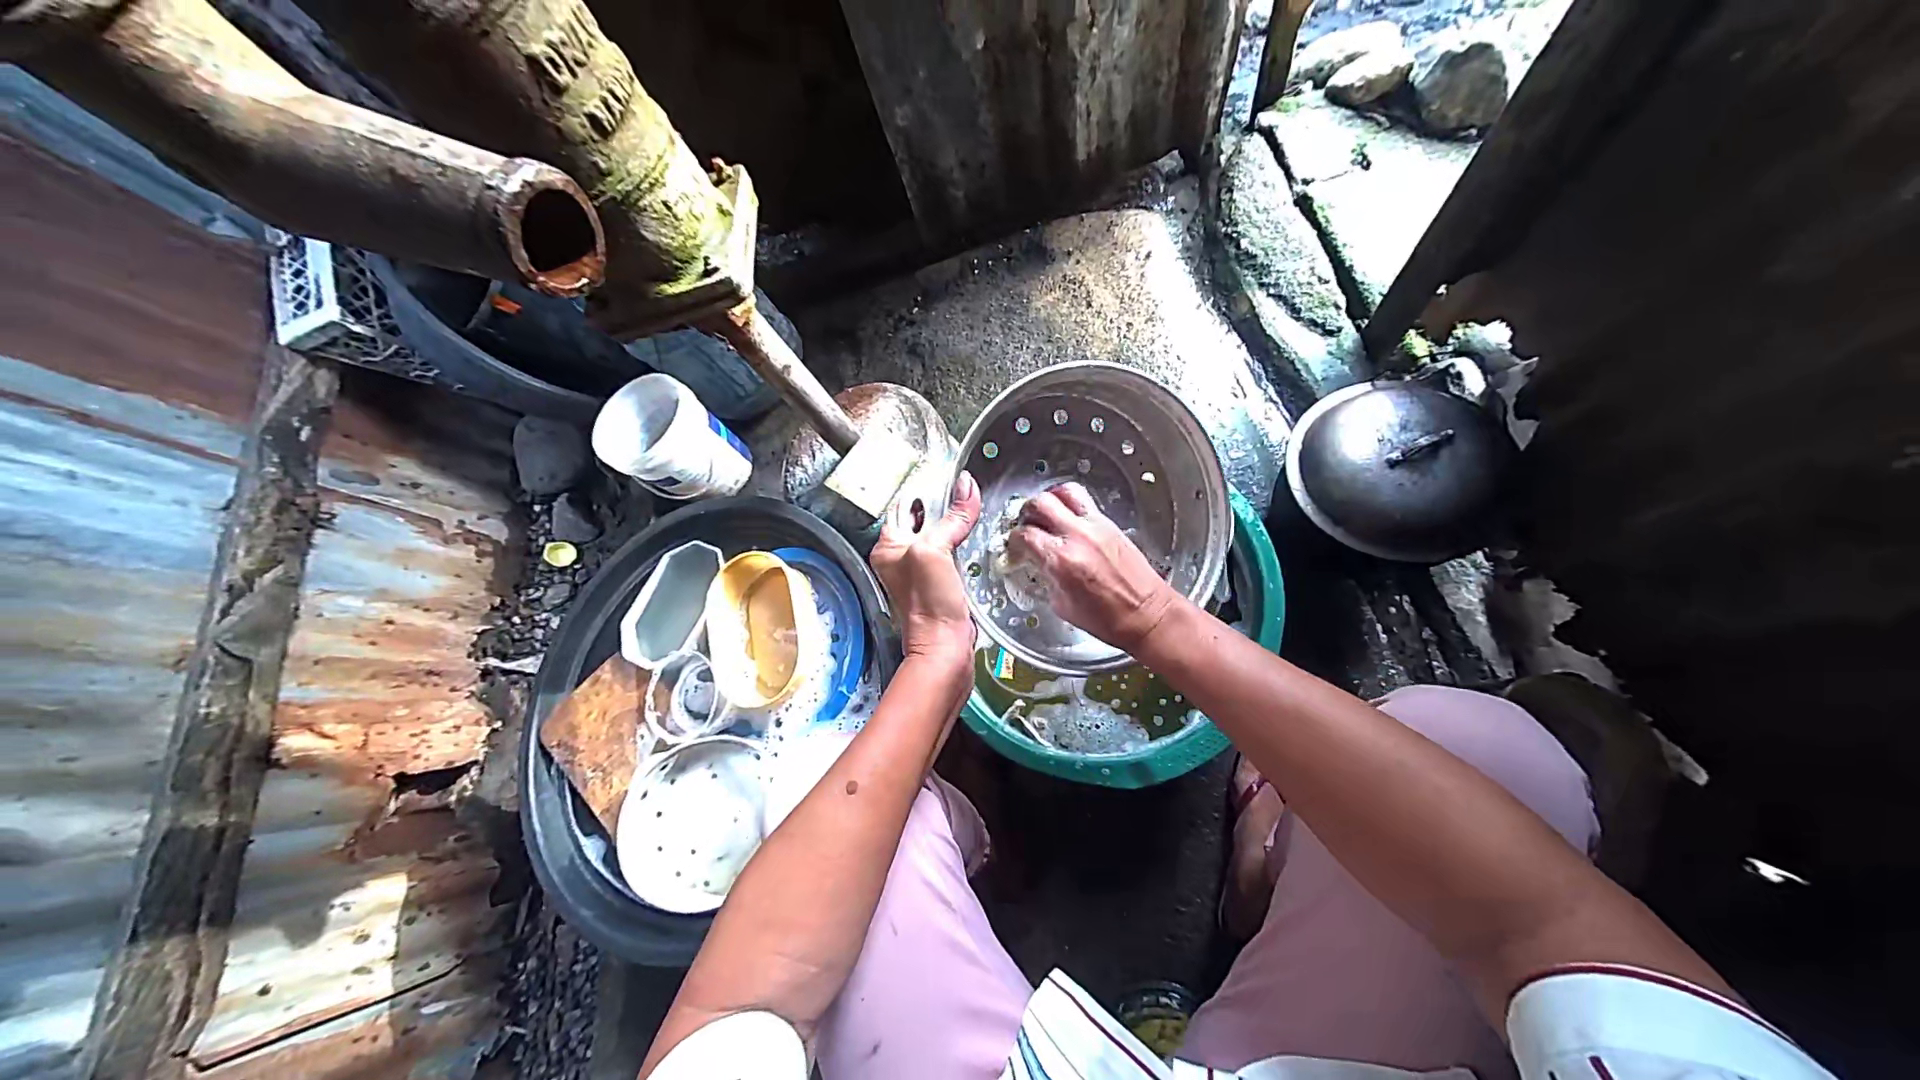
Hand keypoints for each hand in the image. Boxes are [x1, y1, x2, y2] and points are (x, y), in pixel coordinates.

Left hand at [869, 470, 983, 671]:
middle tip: (965, 486)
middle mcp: (901, 557)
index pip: (904, 505)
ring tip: (973, 504)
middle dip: (943, 503)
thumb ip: (951, 518)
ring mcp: (922, 570)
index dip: (924, 489)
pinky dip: (963, 541)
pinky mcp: (942, 581)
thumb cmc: (928, 604)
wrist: (945, 646)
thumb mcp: (935, 551)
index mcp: (888, 546)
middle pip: (924, 518)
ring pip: (940, 534)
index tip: (946, 474)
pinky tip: (975, 534)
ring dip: (955, 522)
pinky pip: (952, 552)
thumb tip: (967, 486)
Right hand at [1008, 482, 1180, 652]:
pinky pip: (1084, 502)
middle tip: (1026, 524)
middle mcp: (1077, 536)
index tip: (1015, 547)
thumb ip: (1046, 577)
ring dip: (1050, 499)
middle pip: (1040, 503)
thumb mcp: (1061, 604)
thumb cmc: (1107, 618)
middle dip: (1027, 513)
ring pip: (1064, 492)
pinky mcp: (1110, 525)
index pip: (1024, 535)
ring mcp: (1095, 527)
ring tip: (1047, 513)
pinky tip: (1068, 520)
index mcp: (1061, 559)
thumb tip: (1038, 564)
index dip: (1014, 541)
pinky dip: (1070, 505)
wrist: (1145, 614)